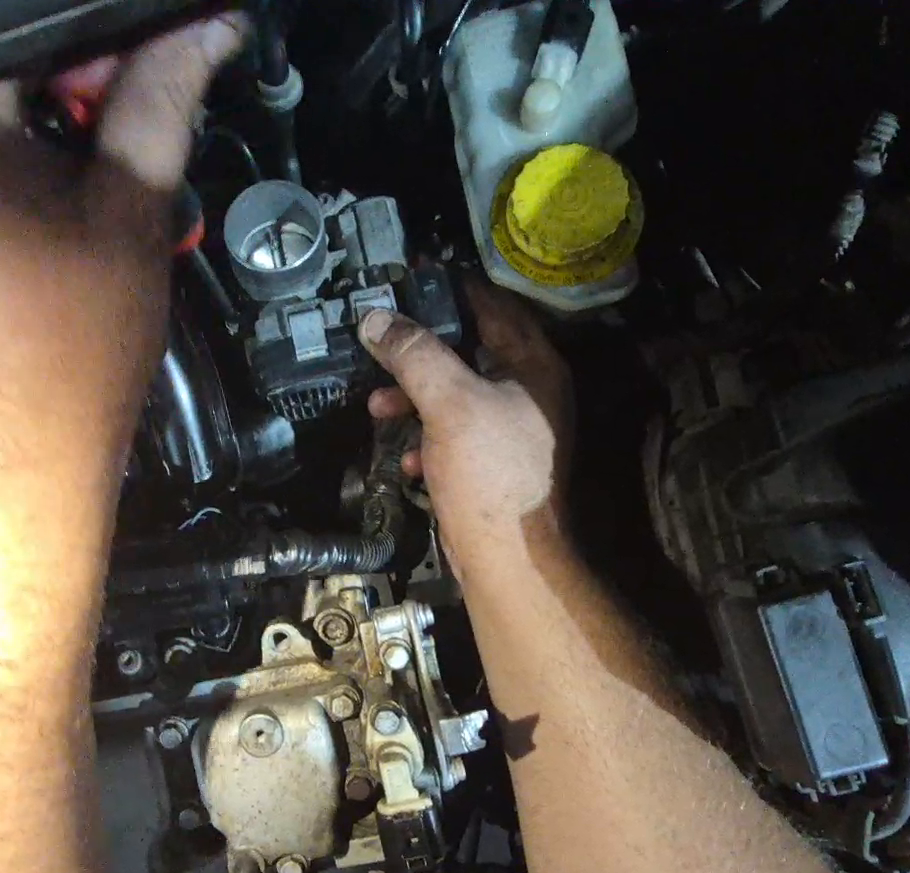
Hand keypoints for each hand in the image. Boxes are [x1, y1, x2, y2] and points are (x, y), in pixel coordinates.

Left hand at [0, 16, 247, 464]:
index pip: (6, 22)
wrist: (14, 461)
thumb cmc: (70, 359)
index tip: (140, 68)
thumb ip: (158, 106)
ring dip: (27, 109)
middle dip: (58, 73)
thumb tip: (202, 34)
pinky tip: (40, 188)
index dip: (89, 38)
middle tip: (115, 121)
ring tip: (82, 163)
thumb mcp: (128, 220)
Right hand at [358, 282, 573, 568]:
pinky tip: (409, 460)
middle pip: (468, 351)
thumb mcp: (449, 403)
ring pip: (453, 396)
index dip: (451, 290)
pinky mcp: (490, 464)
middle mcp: (528, 392)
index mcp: (533, 366)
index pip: (494, 307)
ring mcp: (510, 430)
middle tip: (380, 345)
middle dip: (419, 354)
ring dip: (414, 401)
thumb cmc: (488, 471)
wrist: (507, 557)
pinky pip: (452, 436)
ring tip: (378, 409)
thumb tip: (376, 318)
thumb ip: (415, 355)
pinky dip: (427, 441)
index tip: (410, 279)